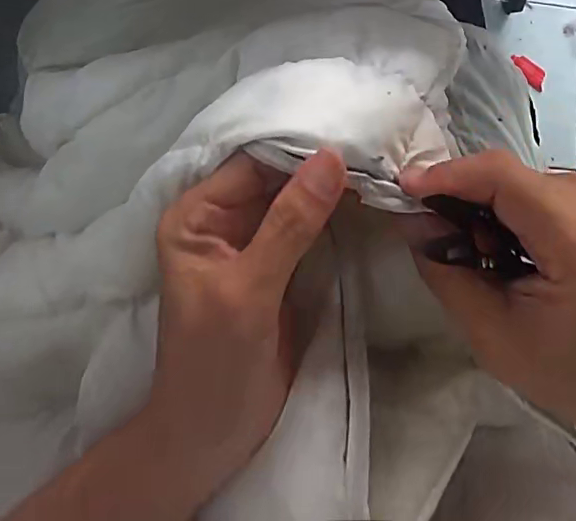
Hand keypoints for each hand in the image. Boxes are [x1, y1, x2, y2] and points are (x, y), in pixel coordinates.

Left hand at [148, 149, 346, 497]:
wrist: (213, 438)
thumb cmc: (214, 363)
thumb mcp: (250, 290)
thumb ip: (290, 223)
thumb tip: (331, 158)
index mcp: (197, 214)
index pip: (253, 162)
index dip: (300, 149)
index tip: (353, 137)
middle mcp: (222, 216)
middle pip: (276, 173)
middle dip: (320, 164)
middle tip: (375, 147)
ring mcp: (251, 237)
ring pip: (296, 195)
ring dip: (332, 184)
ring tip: (378, 163)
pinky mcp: (278, 259)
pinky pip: (308, 221)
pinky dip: (334, 209)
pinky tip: (365, 196)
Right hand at [397, 151, 575, 453]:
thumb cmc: (563, 369)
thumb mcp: (490, 335)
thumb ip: (445, 271)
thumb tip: (410, 216)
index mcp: (575, 242)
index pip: (503, 178)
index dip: (449, 174)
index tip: (404, 188)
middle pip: (503, 172)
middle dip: (456, 193)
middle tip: (432, 234)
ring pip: (508, 176)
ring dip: (475, 203)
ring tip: (472, 254)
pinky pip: (521, 185)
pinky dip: (494, 206)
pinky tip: (495, 247)